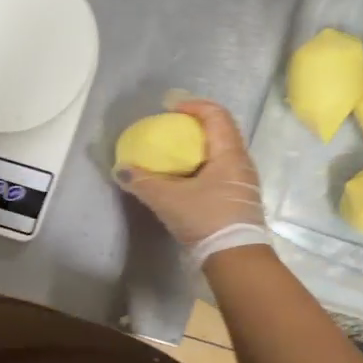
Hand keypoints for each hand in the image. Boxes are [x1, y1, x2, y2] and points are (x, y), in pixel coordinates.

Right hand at [115, 100, 269, 264]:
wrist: (234, 257)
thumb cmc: (206, 219)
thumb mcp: (168, 199)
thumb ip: (143, 182)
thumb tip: (121, 169)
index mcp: (229, 154)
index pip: (216, 116)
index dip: (194, 105)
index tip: (170, 107)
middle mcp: (241, 163)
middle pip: (220, 132)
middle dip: (195, 126)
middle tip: (171, 128)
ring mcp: (242, 183)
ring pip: (220, 154)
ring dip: (198, 148)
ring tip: (175, 154)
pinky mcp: (238, 200)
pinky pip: (219, 171)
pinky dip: (201, 166)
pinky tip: (185, 179)